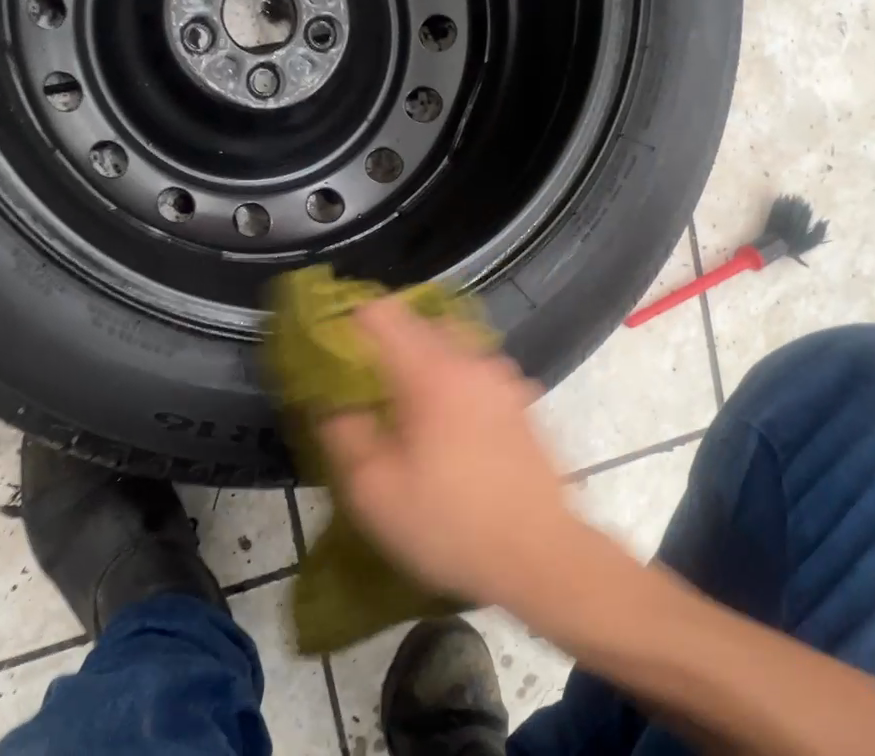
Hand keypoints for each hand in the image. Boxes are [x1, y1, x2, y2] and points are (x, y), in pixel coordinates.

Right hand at [316, 295, 595, 609]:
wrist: (545, 562)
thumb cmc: (450, 525)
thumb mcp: (374, 490)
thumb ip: (342, 432)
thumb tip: (330, 401)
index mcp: (430, 371)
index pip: (380, 312)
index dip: (348, 323)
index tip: (330, 355)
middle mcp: (471, 362)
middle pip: (417, 324)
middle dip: (384, 346)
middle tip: (362, 389)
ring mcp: (504, 381)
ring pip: (449, 350)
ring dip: (421, 366)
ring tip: (404, 413)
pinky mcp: (522, 406)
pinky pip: (475, 377)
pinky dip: (453, 387)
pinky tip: (447, 433)